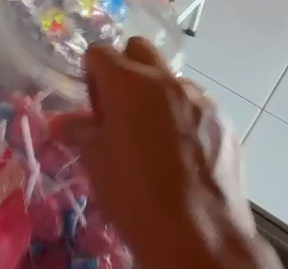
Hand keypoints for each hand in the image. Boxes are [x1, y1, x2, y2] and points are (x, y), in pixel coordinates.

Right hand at [59, 38, 275, 268]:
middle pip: (139, 49)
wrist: (199, 238)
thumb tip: (61, 123)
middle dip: (127, 69)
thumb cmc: (134, 193)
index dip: (92, 77)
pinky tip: (184, 156)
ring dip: (159, 96)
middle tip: (122, 110)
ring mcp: (201, 100)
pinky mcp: (225, 125)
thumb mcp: (95, 160)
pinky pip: (199, 108)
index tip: (95, 108)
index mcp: (126, 81)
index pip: (99, 53)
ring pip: (172, 80)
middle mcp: (164, 80)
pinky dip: (187, 119)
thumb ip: (79, 131)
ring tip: (157, 139)